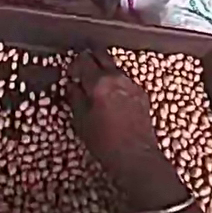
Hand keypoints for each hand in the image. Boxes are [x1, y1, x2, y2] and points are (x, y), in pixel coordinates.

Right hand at [65, 49, 187, 209]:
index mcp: (99, 82)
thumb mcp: (82, 121)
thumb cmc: (105, 142)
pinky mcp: (141, 93)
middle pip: (102, 55)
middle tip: (82, 70)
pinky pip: (125, 80)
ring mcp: (131, 84)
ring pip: (114, 67)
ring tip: (96, 86)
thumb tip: (72, 85)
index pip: (84, 60)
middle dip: (90, 59)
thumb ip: (75, 98)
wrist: (136, 156)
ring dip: (104, 70)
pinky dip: (116, 82)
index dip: (74, 63)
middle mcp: (116, 77)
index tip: (70, 73)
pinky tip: (111, 97)